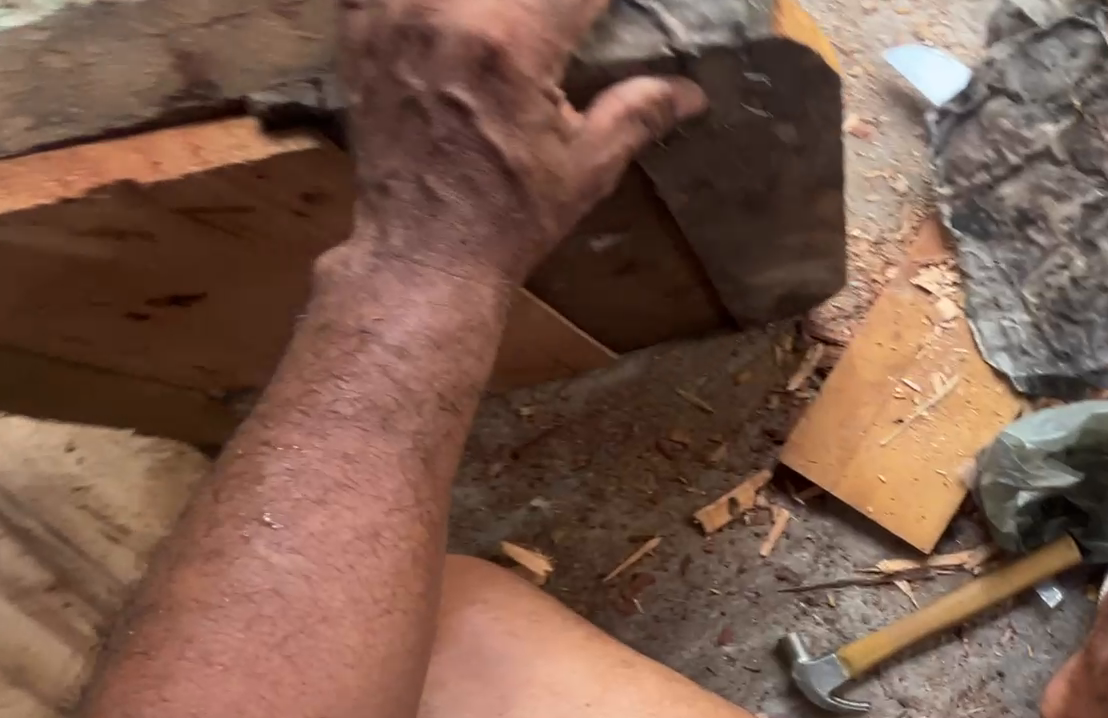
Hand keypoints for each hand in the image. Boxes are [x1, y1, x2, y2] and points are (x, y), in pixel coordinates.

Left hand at [337, 0, 706, 283]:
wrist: (427, 247)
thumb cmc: (517, 214)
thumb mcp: (589, 168)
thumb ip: (638, 113)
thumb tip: (693, 92)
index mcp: (512, 44)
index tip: (617, 13)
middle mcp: (445, 7)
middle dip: (555, 2)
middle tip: (573, 21)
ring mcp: (391, 7)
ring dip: (505, 1)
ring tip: (524, 22)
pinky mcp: (358, 18)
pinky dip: (439, 2)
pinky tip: (461, 21)